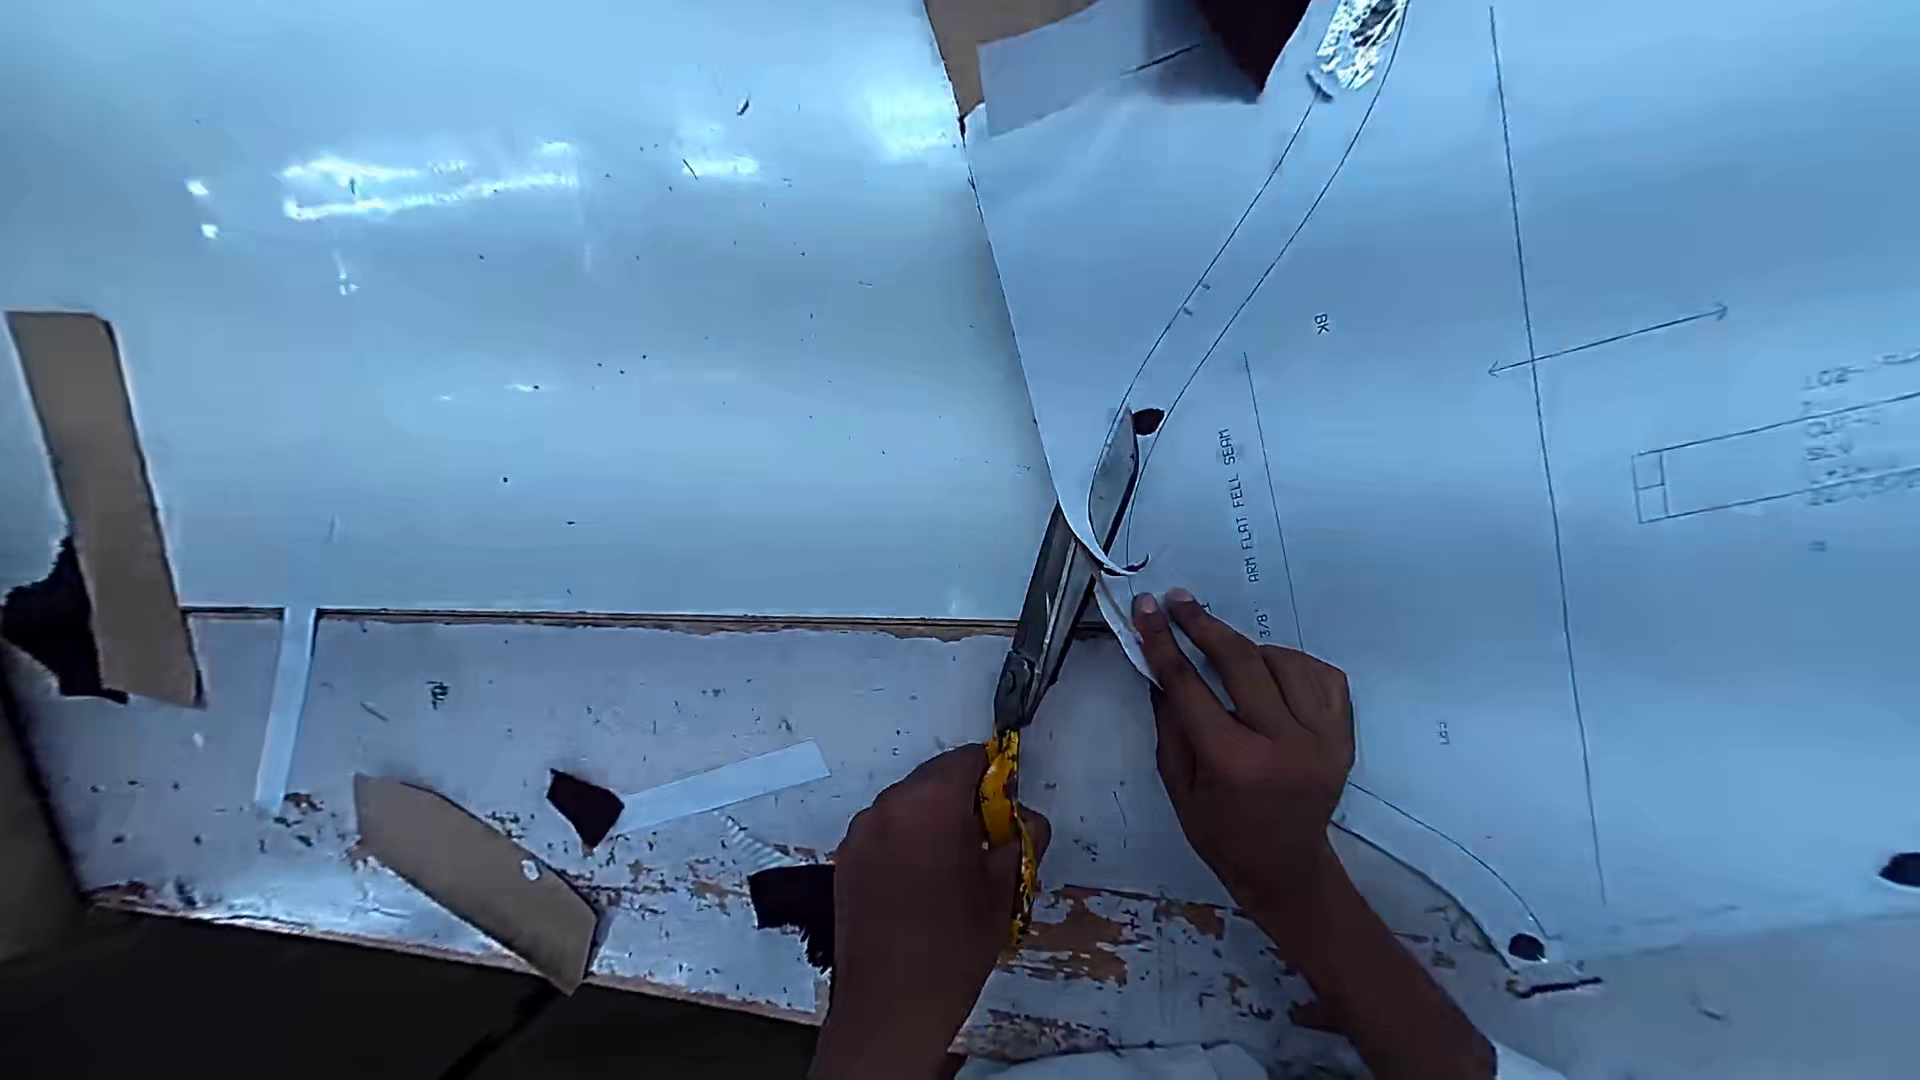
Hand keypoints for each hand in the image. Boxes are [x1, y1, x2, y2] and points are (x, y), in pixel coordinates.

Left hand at [810, 745, 1050, 1079]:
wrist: (890, 1008)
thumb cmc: (955, 944)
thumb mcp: (1004, 887)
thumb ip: (1023, 835)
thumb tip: (1026, 815)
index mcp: (933, 802)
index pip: (968, 757)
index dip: (993, 772)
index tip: (1004, 799)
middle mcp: (891, 802)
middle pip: (935, 775)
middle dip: (962, 794)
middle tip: (981, 833)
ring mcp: (863, 827)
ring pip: (908, 799)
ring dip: (931, 813)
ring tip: (947, 859)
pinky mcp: (846, 852)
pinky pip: (884, 825)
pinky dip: (904, 834)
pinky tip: (916, 875)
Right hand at [1132, 588, 1353, 920]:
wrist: (1287, 870)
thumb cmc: (1219, 832)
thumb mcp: (1176, 781)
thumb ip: (1168, 720)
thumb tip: (1157, 664)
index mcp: (1233, 761)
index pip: (1188, 684)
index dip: (1161, 640)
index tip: (1147, 607)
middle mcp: (1285, 744)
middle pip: (1240, 661)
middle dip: (1202, 624)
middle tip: (1178, 600)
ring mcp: (1324, 739)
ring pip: (1282, 660)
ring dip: (1247, 647)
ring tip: (1224, 652)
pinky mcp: (1345, 737)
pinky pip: (1321, 674)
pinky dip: (1291, 661)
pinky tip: (1269, 669)